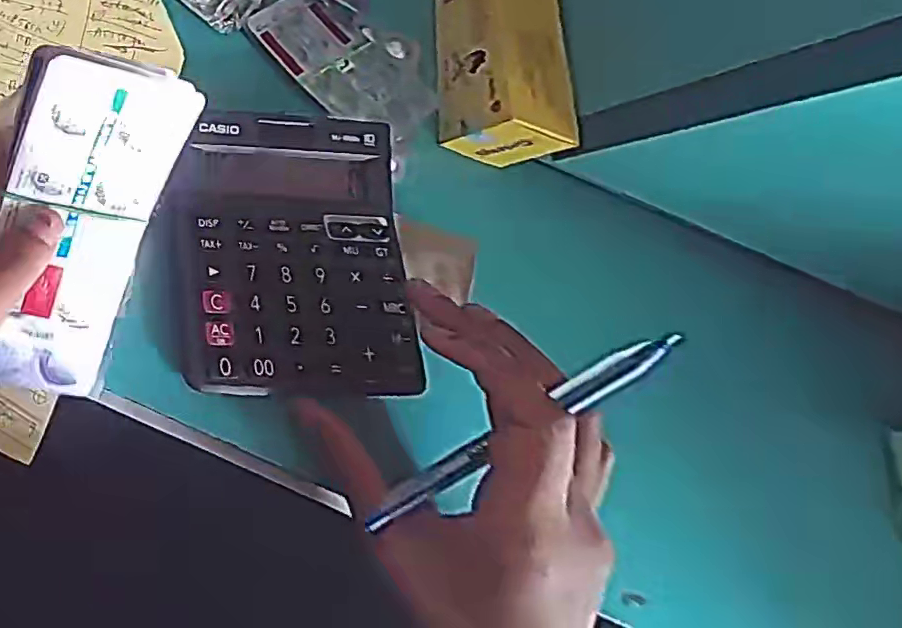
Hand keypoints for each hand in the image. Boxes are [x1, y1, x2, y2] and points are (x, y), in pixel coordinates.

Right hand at [293, 280, 614, 627]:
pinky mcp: (589, 522)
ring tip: (476, 325)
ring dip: (528, 360)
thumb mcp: (395, 544)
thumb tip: (308, 410)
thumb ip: (353, 469)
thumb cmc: (456, 619)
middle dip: (500, 340)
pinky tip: (508, 382)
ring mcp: (593, 518)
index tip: (436, 328)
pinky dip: (542, 392)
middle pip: (564, 401)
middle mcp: (579, 513)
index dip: (489, 357)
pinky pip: (580, 439)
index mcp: (533, 517)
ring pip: (584, 417)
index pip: (536, 415)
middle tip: (443, 305)